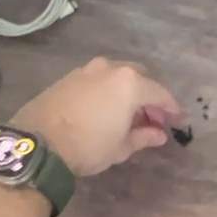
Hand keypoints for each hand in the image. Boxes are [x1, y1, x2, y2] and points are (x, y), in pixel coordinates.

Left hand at [8, 57, 181, 176]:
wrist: (39, 143)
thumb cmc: (89, 146)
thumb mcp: (122, 147)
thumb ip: (144, 136)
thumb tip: (159, 134)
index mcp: (130, 84)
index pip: (160, 93)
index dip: (171, 108)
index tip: (177, 120)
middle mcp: (110, 69)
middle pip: (140, 77)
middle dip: (150, 96)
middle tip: (153, 118)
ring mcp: (87, 70)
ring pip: (118, 76)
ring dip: (128, 92)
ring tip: (129, 115)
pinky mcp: (69, 77)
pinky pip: (99, 80)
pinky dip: (109, 91)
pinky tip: (107, 110)